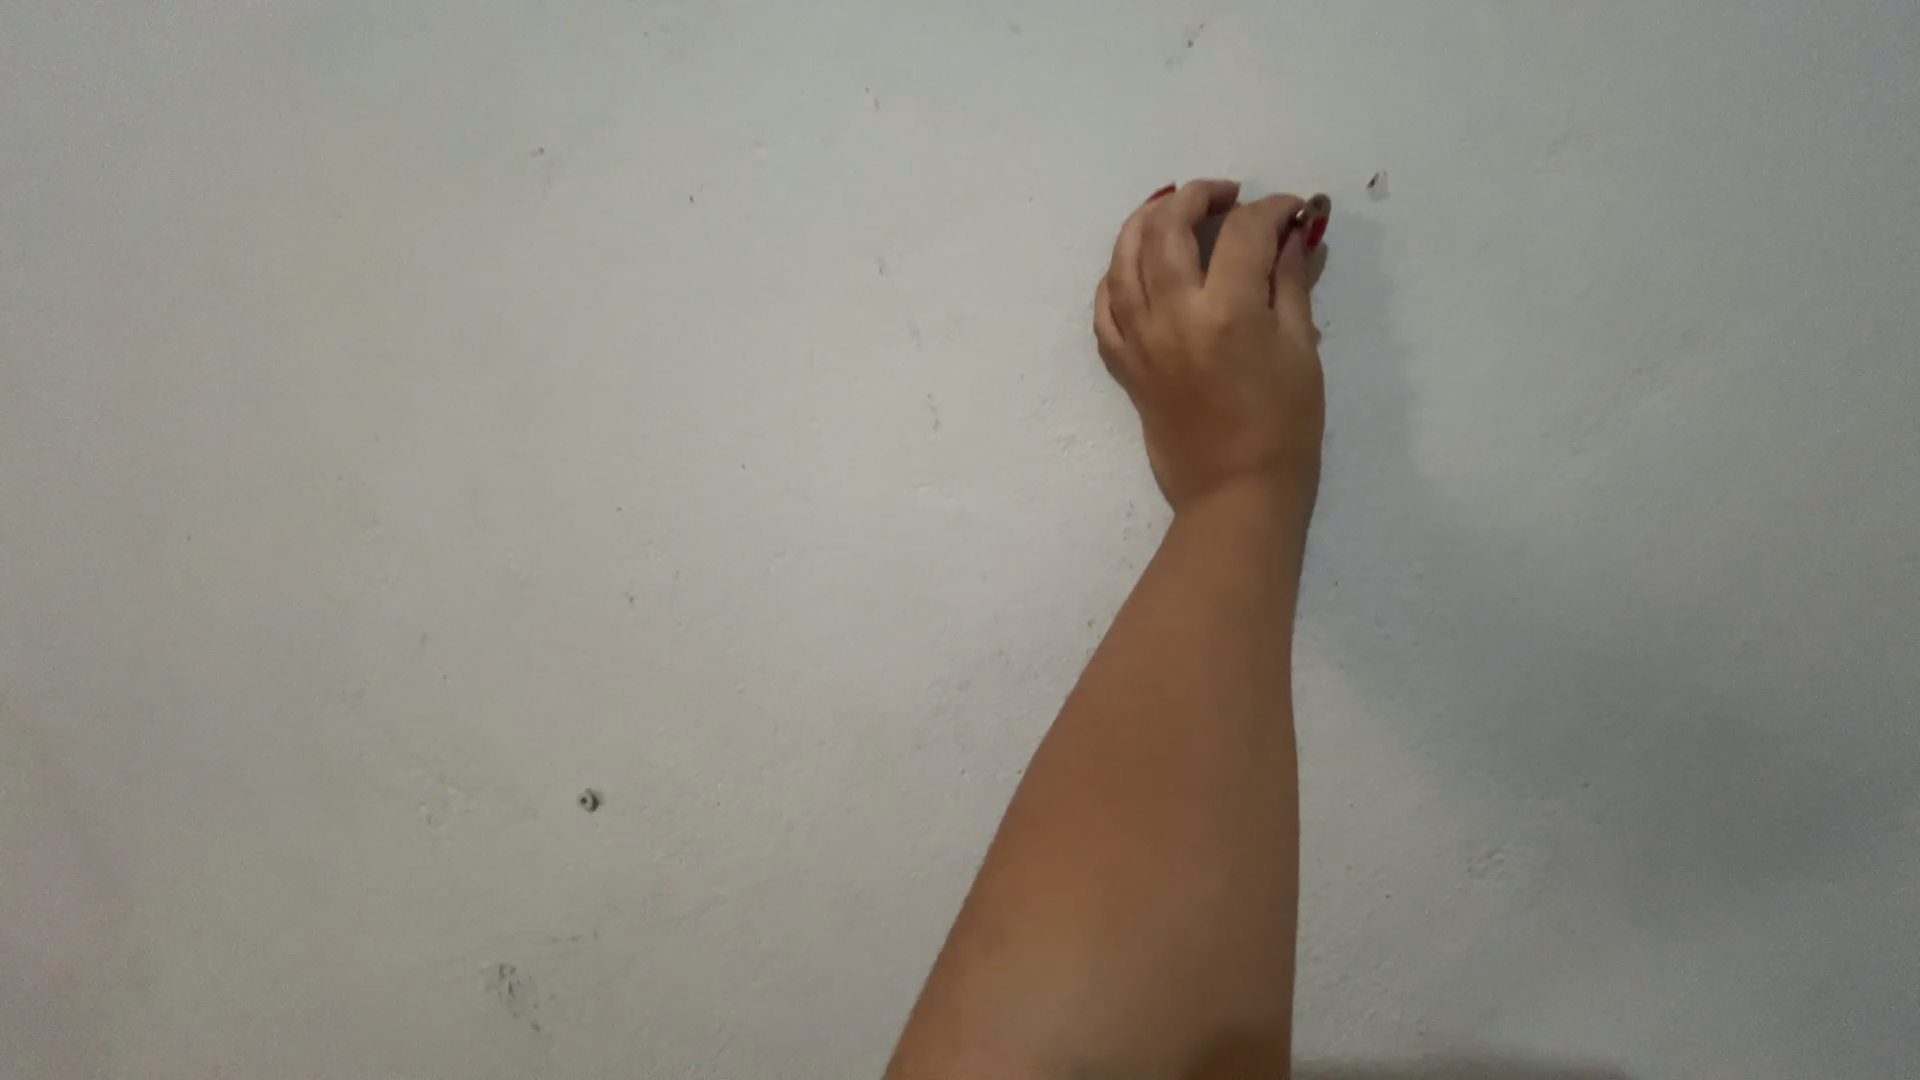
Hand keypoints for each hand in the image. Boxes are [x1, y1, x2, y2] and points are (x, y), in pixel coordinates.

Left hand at [1095, 180, 1324, 513]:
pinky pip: (1104, 310)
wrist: (1233, 491)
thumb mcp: (1301, 350)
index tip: (1291, 212)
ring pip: (1122, 261)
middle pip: (1166, 229)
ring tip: (1170, 213)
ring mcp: (1140, 341)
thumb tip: (1291, 234)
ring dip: (1143, 224)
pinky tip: (1134, 267)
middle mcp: (1173, 316)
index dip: (1272, 209)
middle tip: (1223, 197)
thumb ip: (1290, 284)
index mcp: (1228, 311)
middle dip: (1195, 197)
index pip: (1243, 231)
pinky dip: (1115, 278)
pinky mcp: (1124, 366)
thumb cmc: (1283, 427)